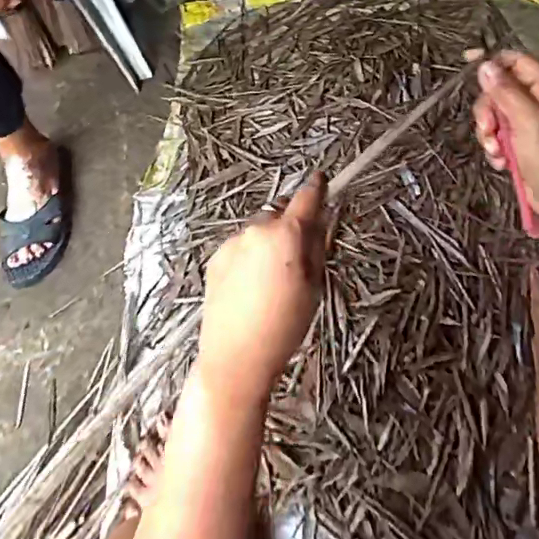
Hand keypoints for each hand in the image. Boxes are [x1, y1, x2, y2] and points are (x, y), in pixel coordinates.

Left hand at [196, 171, 327, 401]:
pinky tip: (252, 286)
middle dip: (291, 225)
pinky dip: (250, 255)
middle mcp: (256, 229)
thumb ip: (317, 246)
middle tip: (299, 256)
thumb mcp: (314, 287)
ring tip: (273, 279)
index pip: (306, 199)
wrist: (235, 359)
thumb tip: (319, 221)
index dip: (317, 188)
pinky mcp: (216, 257)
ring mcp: (232, 243)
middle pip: (281, 214)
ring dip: (269, 241)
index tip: (322, 179)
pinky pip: (241, 246)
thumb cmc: (283, 327)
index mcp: (285, 234)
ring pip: (260, 230)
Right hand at [469, 50, 538, 233]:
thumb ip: (506, 92)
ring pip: (497, 113)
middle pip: (502, 88)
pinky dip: (496, 146)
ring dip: (490, 132)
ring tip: (496, 153)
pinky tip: (502, 162)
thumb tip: (485, 65)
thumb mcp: (529, 124)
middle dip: (489, 109)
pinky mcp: (525, 143)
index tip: (467, 66)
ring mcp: (534, 124)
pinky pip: (501, 134)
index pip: (518, 61)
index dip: (493, 63)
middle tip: (489, 130)